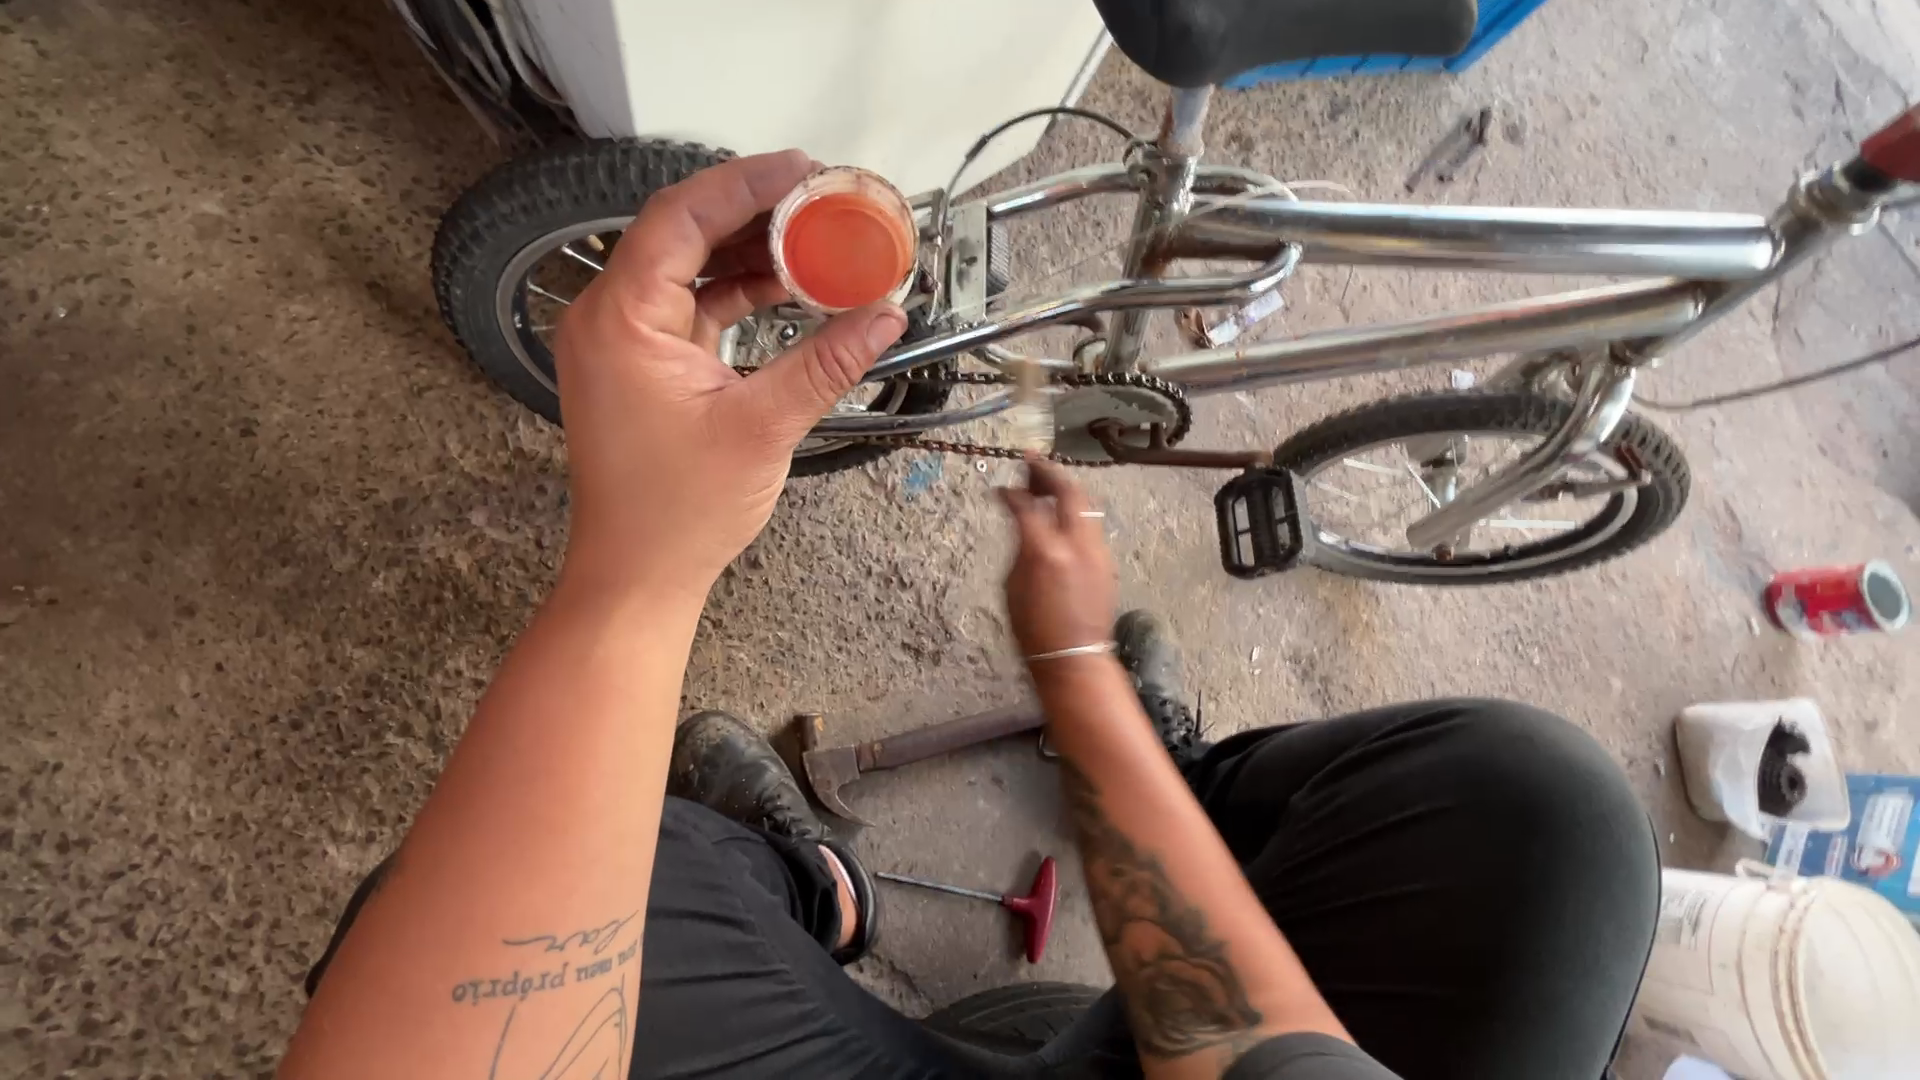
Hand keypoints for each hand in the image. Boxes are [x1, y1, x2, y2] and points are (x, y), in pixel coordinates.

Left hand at [550, 150, 907, 600]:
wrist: (641, 571)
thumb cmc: (678, 511)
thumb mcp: (764, 426)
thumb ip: (827, 362)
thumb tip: (883, 317)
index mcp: (620, 322)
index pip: (678, 219)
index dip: (744, 185)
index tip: (802, 172)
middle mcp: (610, 320)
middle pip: (683, 236)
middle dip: (755, 217)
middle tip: (819, 206)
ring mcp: (626, 344)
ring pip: (691, 272)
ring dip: (750, 257)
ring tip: (814, 246)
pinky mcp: (647, 367)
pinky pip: (693, 310)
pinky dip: (738, 297)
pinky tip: (786, 293)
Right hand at [999, 459, 1118, 658]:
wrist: (1074, 657)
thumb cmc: (1035, 630)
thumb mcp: (1013, 585)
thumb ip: (1020, 545)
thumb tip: (1022, 522)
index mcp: (1045, 551)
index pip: (1026, 505)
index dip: (1012, 492)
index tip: (1002, 489)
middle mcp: (1076, 544)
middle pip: (1067, 490)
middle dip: (1048, 472)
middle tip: (1031, 463)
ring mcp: (1097, 550)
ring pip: (1085, 503)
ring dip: (1065, 488)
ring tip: (1047, 485)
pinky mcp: (1106, 560)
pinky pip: (1091, 524)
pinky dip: (1075, 511)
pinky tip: (1063, 514)